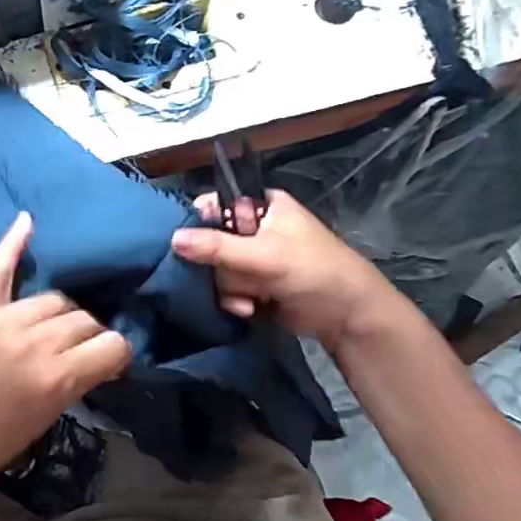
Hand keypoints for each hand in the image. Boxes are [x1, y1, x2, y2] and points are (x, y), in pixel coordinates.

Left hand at [0, 211, 131, 520]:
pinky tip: (27, 222)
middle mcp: (34, 342)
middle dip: (90, 336)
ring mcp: (1, 320)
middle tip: (79, 353)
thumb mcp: (45, 420)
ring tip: (55, 330)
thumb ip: (75, 382)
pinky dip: (12, 245)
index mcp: (56, 377)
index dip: (117, 355)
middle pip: (84, 318)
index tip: (110, 364)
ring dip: (63, 314)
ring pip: (54, 298)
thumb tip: (98, 358)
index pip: (112, 344)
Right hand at [170, 189, 405, 348]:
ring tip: (252, 299)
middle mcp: (252, 228)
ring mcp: (251, 258)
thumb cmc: (314, 271)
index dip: (199, 223)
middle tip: (237, 276)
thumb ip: (218, 247)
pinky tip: (251, 309)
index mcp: (261, 206)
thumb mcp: (266, 255)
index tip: (190, 244)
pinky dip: (235, 301)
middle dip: (221, 266)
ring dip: (230, 288)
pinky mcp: (251, 285)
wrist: (347, 316)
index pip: (214, 204)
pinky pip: (224, 289)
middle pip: (209, 241)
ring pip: (214, 270)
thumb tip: (173, 239)